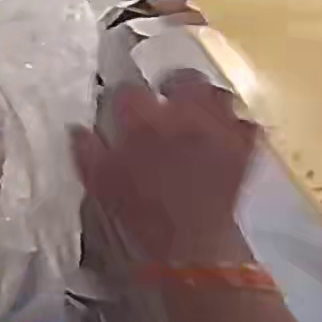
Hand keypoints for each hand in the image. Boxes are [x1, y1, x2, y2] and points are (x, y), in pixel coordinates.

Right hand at [70, 71, 258, 263]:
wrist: (185, 242)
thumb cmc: (134, 209)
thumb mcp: (96, 179)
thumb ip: (85, 148)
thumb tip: (77, 128)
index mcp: (142, 122)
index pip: (129, 90)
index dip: (121, 96)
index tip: (117, 107)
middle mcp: (184, 117)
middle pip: (183, 79)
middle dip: (170, 85)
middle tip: (161, 99)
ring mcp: (219, 130)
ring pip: (218, 94)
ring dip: (203, 100)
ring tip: (192, 113)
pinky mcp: (244, 147)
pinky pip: (244, 122)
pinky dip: (231, 124)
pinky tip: (218, 135)